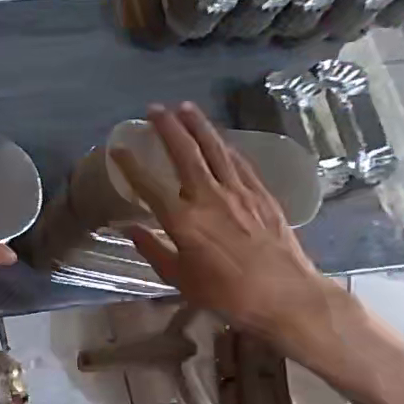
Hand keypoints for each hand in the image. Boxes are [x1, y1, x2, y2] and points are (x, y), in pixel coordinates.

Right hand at [112, 103, 343, 359]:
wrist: (285, 296)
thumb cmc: (227, 294)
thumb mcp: (180, 279)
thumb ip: (152, 250)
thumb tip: (130, 229)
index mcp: (182, 221)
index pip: (148, 185)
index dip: (130, 165)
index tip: (118, 148)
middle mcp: (208, 197)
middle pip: (184, 153)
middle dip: (167, 127)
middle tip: (154, 109)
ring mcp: (238, 192)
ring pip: (214, 148)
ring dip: (198, 125)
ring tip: (184, 107)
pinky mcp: (261, 194)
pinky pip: (239, 162)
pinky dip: (224, 146)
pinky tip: (218, 138)